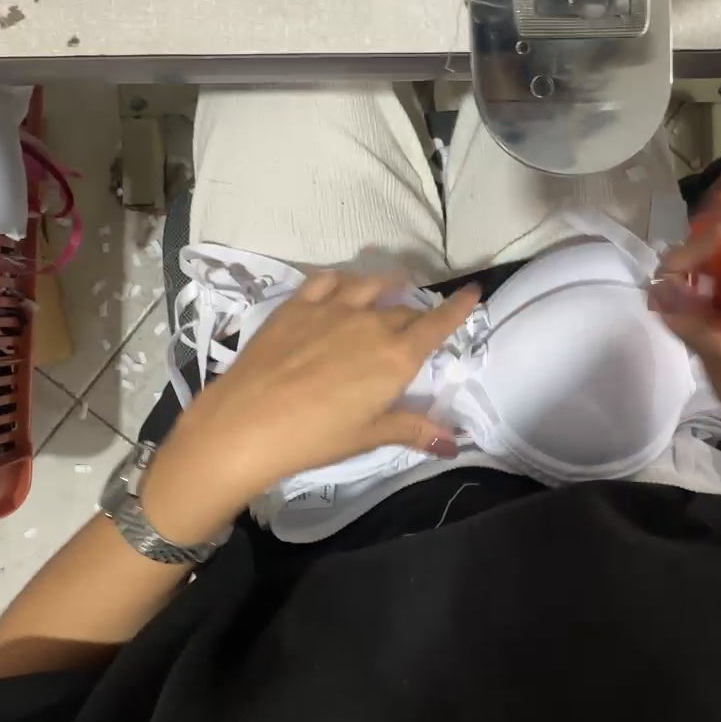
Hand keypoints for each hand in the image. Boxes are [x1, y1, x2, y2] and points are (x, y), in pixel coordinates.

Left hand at [141, 273, 481, 540]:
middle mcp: (370, 324)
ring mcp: (332, 309)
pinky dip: (343, 278)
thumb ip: (413, 428)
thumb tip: (455, 443)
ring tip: (394, 283)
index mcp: (395, 357)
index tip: (473, 291)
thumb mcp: (369, 435)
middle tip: (419, 321)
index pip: (437, 325)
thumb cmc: (315, 437)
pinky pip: (328, 280)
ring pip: (370, 286)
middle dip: (417, 314)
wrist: (246, 422)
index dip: (458, 308)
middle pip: (404, 311)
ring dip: (387, 284)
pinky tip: (344, 282)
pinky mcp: (297, 306)